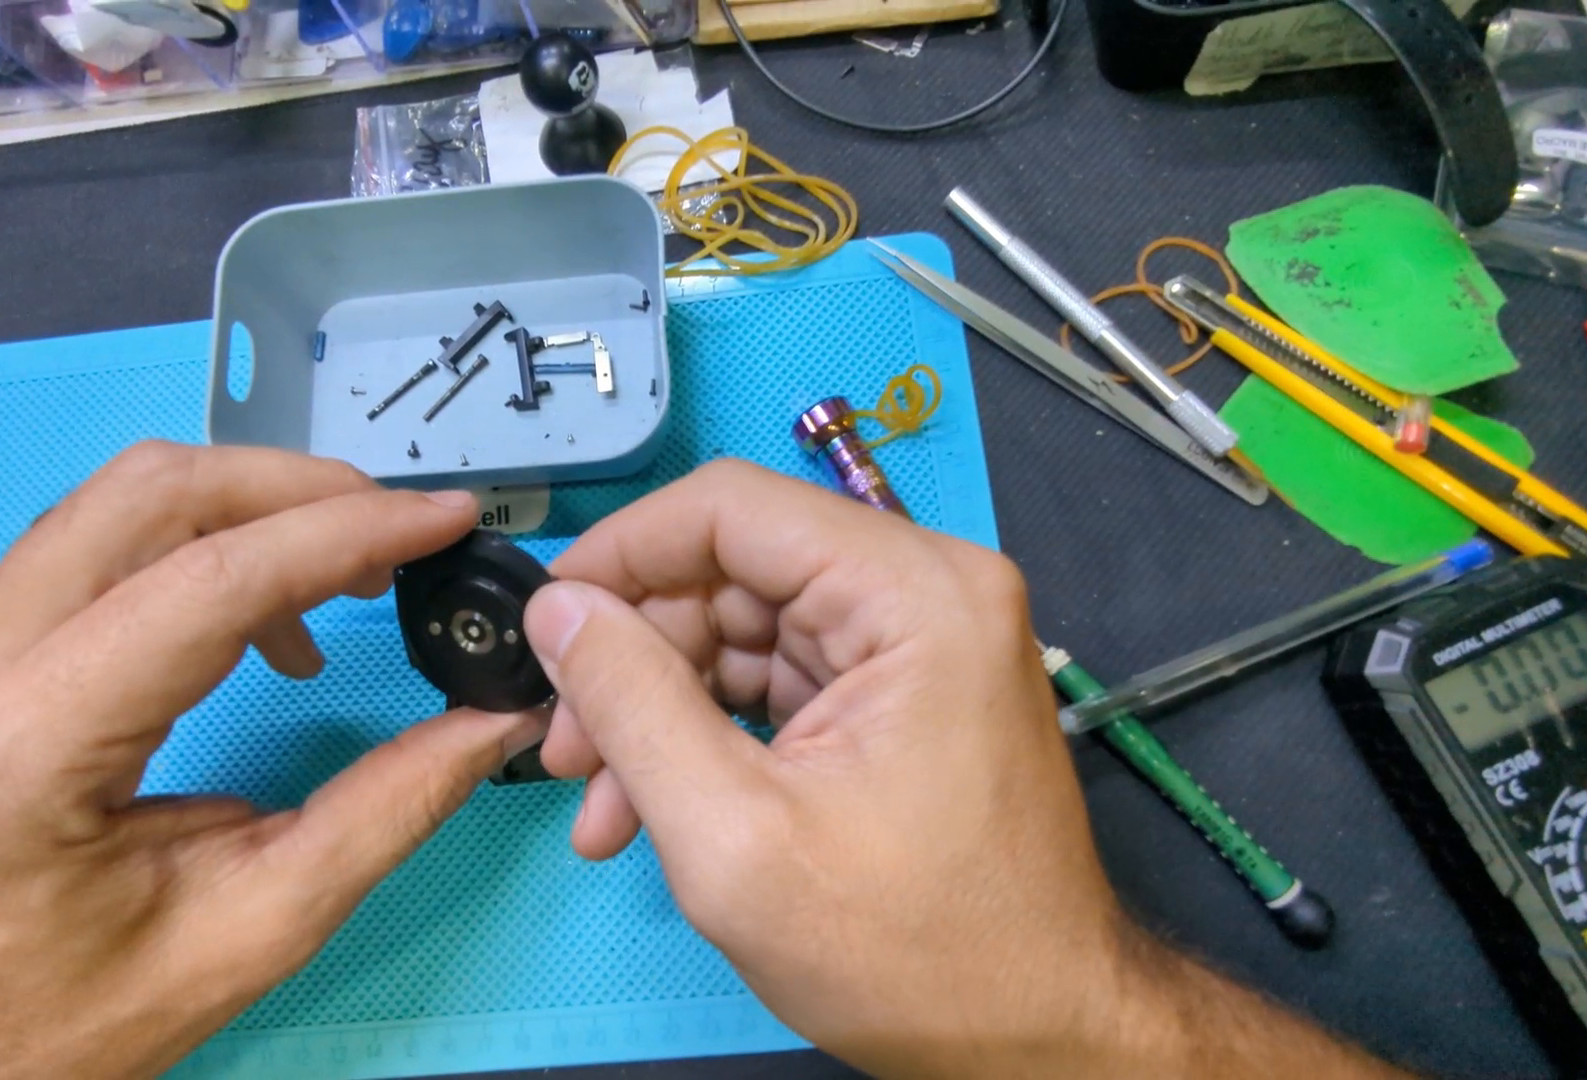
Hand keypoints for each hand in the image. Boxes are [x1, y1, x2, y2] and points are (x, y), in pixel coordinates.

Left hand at [0, 443, 542, 1078]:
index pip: (209, 584)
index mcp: (18, 760)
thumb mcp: (272, 919)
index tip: (447, 518)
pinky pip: (116, 533)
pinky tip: (278, 618)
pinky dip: (225, 538)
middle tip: (404, 535)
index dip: (347, 532)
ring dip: (269, 504)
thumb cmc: (97, 1005)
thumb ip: (400, 803)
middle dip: (308, 489)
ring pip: (131, 493)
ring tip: (356, 570)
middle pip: (154, 493)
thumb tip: (504, 713)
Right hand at [522, 460, 1398, 1077]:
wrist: (1038, 1038)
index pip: (732, 507)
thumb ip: (631, 703)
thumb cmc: (910, 954)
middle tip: (566, 744)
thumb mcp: (734, 837)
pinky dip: (708, 725)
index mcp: (912, 591)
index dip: (624, 550)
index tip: (548, 618)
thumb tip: (556, 610)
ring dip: (662, 701)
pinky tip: (652, 799)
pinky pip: (775, 671)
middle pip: (733, 569)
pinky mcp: (894, 682)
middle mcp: (922, 586)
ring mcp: (911, 634)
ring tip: (602, 797)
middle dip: (636, 652)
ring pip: (741, 625)